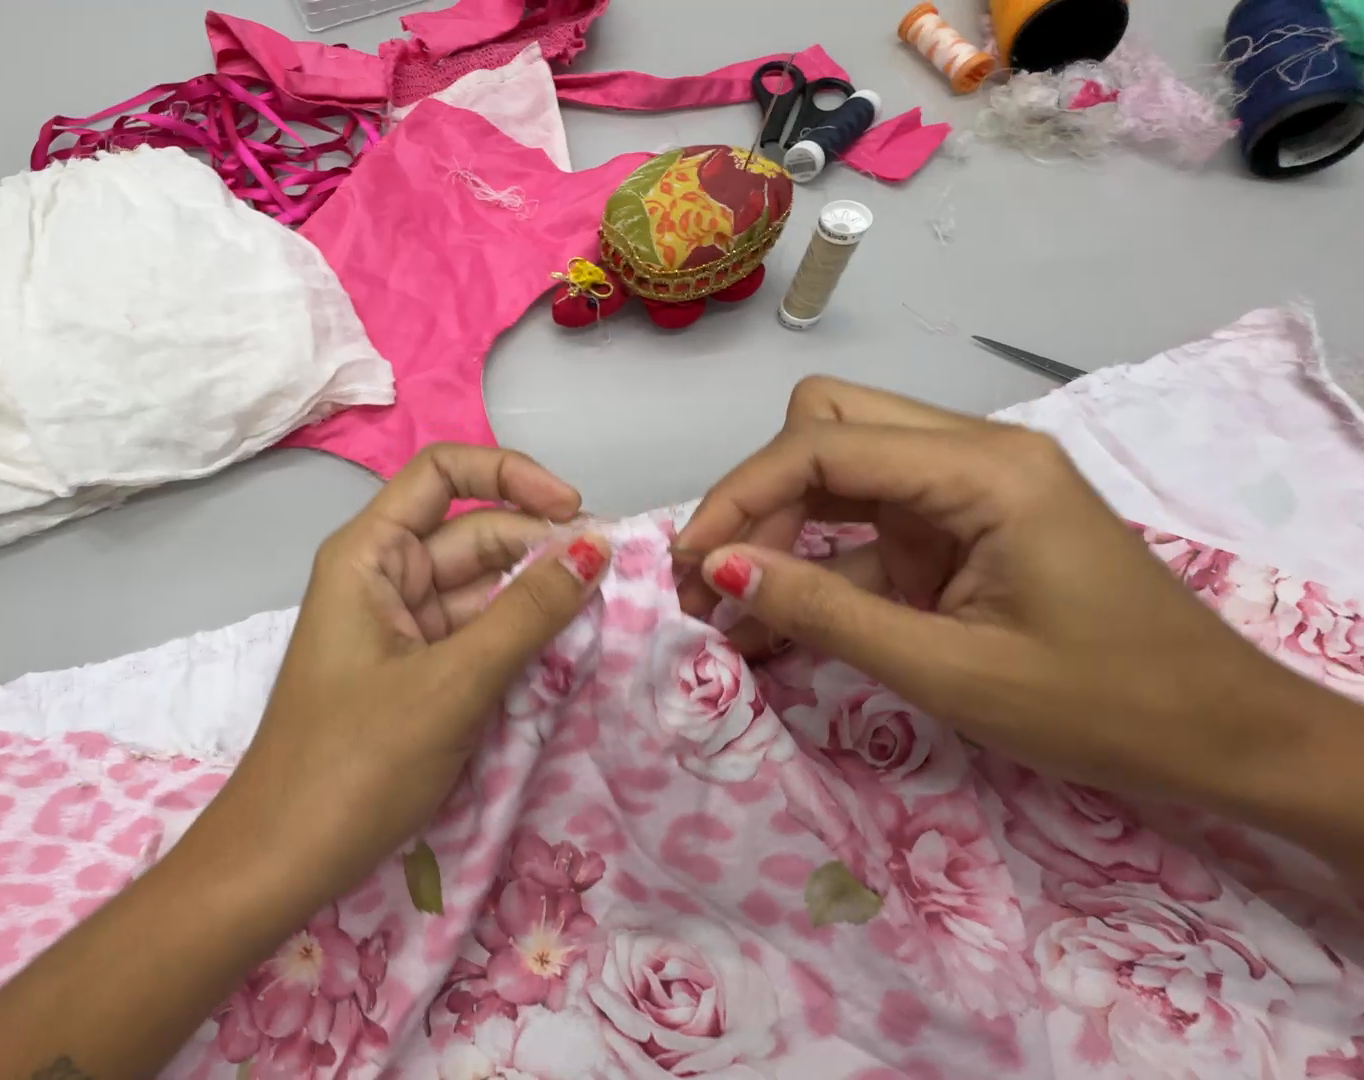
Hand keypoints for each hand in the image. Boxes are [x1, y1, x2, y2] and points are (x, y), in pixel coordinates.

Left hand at [212, 443, 611, 908]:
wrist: (286, 857)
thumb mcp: (452, 682)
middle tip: (612, 576)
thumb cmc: (357, 761)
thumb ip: (527, 613)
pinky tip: (565, 646)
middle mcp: (382, 577)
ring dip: (536, 596)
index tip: (574, 510)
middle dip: (539, 546)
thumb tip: (594, 548)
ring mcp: (399, 626)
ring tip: (601, 611)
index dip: (511, 475)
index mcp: (368, 554)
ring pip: (480, 587)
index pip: (442, 474)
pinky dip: (517, 637)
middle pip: (472, 532)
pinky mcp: (414, 671)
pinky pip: (474, 633)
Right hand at [672, 378, 1363, 867]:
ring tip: (725, 608)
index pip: (821, 446)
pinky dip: (807, 566)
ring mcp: (962, 488)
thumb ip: (823, 612)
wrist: (1228, 742)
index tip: (688, 563)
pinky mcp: (953, 526)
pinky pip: (856, 526)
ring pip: (831, 472)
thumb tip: (717, 570)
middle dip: (753, 498)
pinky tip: (770, 622)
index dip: (738, 497)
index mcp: (984, 472)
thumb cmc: (1104, 709)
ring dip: (771, 532)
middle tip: (713, 575)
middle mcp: (970, 455)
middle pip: (822, 429)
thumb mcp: (946, 670)